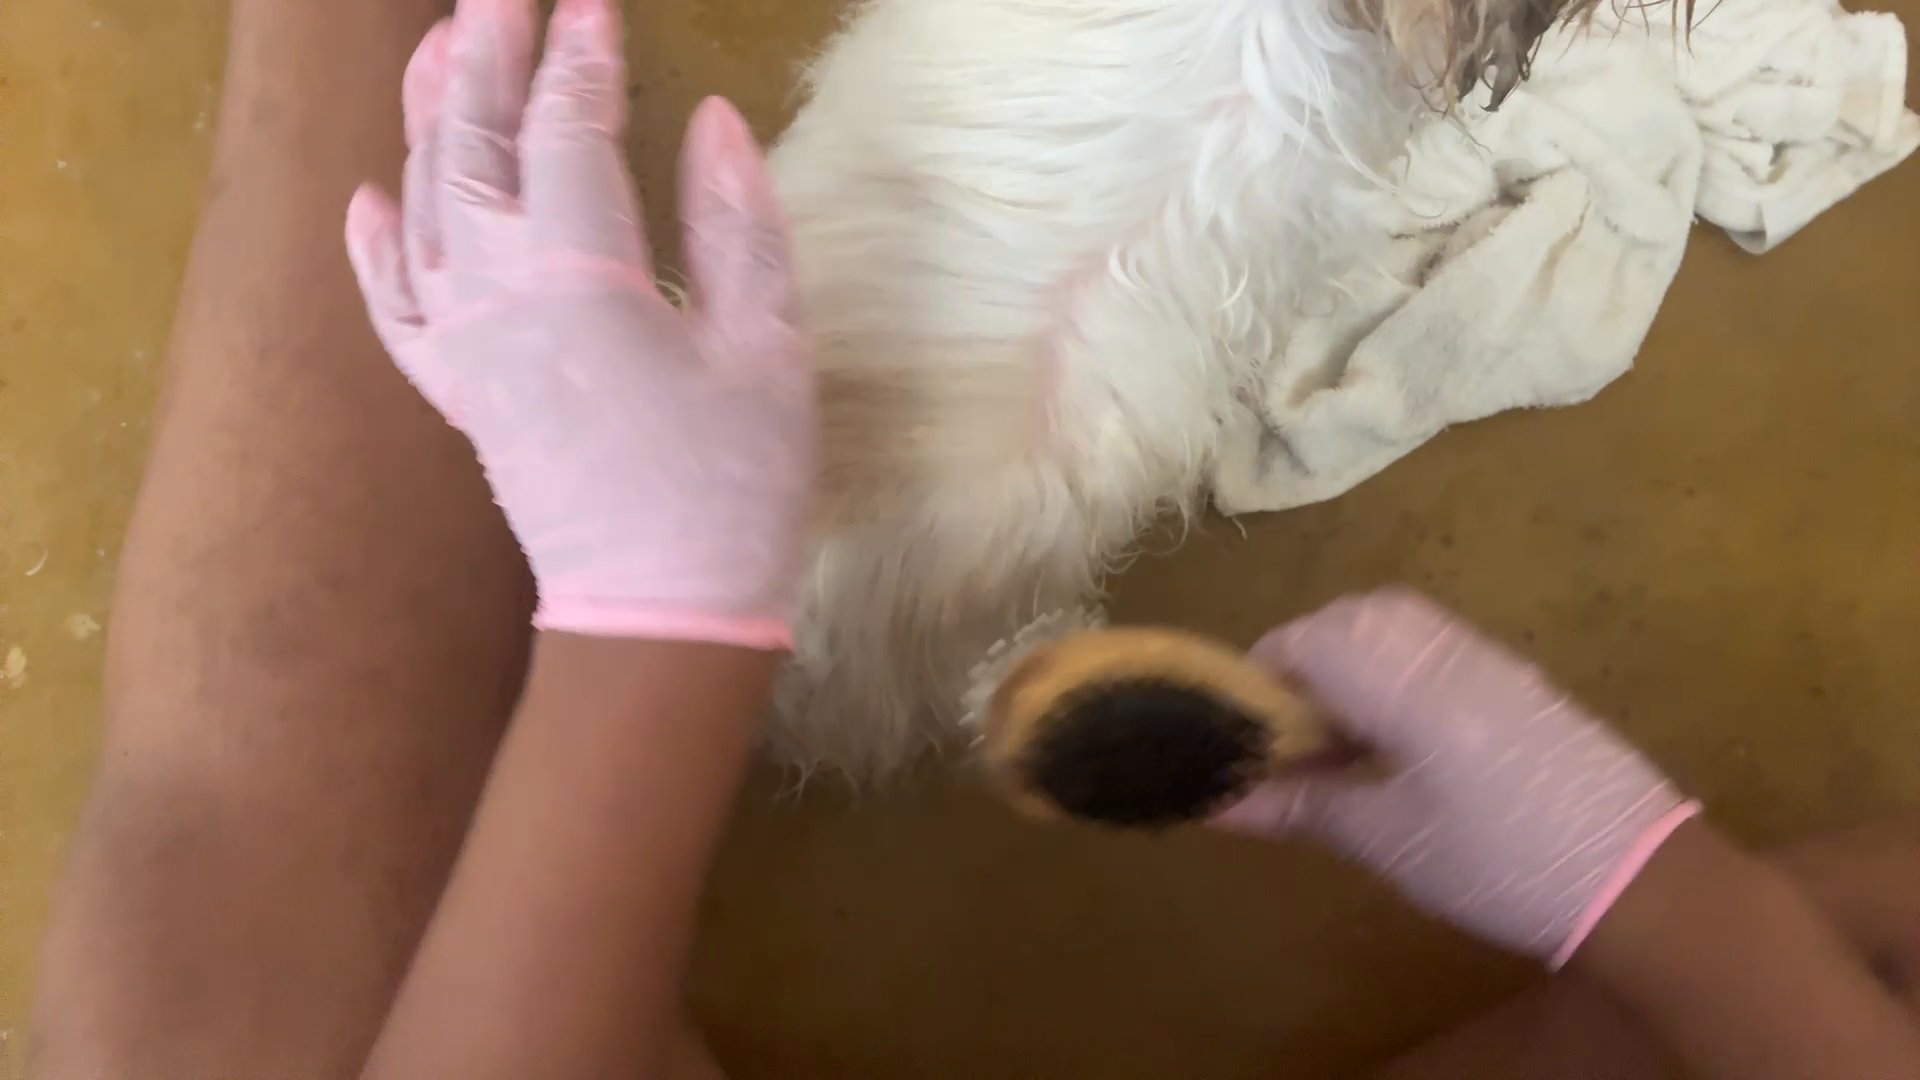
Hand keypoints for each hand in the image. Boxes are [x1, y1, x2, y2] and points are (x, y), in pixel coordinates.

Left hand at [343, 0, 813, 648]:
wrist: (668, 610)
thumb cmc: (737, 486)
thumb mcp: (770, 353)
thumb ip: (741, 230)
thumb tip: (713, 125)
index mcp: (583, 281)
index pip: (570, 134)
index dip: (583, 59)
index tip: (595, 5)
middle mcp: (498, 298)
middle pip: (471, 147)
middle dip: (486, 59)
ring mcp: (465, 351)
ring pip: (422, 207)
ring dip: (429, 121)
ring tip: (440, 52)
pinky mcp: (464, 400)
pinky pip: (397, 307)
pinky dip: (378, 244)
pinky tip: (371, 198)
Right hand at [1217, 589, 1699, 967]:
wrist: (1648, 888)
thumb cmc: (1500, 865)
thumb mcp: (1385, 840)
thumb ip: (1294, 806)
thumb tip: (1211, 804)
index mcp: (1406, 688)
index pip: (1306, 641)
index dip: (1263, 673)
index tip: (1254, 725)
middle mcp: (1442, 652)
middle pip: (1344, 616)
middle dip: (1302, 657)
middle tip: (1295, 723)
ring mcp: (1482, 655)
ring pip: (1386, 615)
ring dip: (1345, 650)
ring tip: (1341, 716)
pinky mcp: (1508, 670)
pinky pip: (1426, 633)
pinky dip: (1387, 656)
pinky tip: (1395, 717)